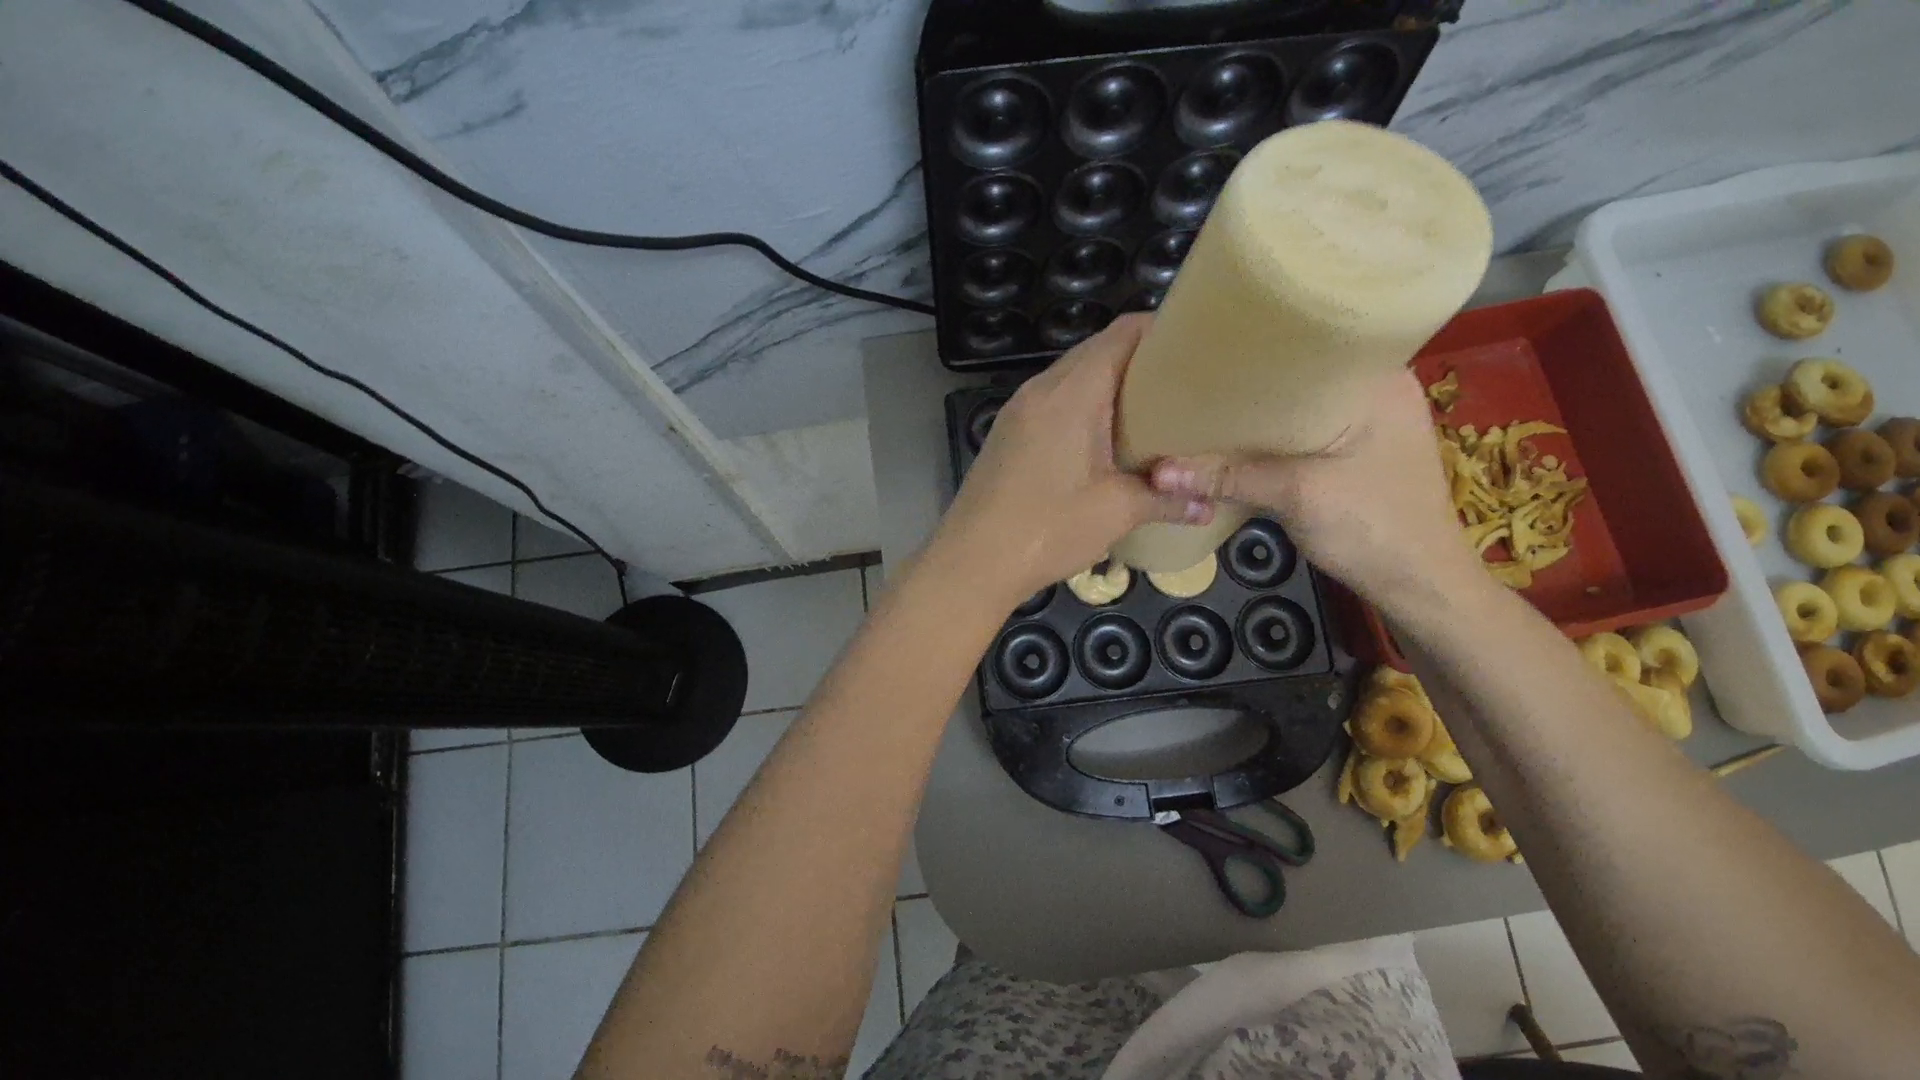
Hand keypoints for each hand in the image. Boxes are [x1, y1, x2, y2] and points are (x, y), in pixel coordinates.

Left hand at [929, 315, 1203, 604]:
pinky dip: (1085, 406)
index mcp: (1070, 393)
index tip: (1196, 344)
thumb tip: (1209, 503)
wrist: (971, 562)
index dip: (1160, 329)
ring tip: (1154, 409)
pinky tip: (1108, 439)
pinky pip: (1054, 401)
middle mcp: (1041, 389)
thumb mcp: (1115, 512)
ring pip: (1073, 377)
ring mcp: (1019, 410)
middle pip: (1097, 350)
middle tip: (1184, 381)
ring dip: (1111, 384)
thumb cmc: (1046, 529)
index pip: (1121, 334)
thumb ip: (1167, 499)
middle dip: (1141, 358)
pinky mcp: (1009, 433)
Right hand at [1147, 369, 1487, 611]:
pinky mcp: (1356, 455)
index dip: (1262, 337)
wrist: (1421, 589)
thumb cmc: (1375, 528)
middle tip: (1195, 369)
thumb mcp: (1298, 495)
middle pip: (1300, 374)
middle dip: (1250, 377)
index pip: (1316, 337)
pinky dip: (1271, 437)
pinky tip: (1233, 440)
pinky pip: (1303, 433)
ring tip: (1203, 399)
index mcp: (1379, 379)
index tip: (1210, 335)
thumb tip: (1158, 473)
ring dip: (1258, 412)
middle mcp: (1377, 391)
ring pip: (1298, 407)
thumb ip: (1230, 478)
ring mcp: (1369, 425)